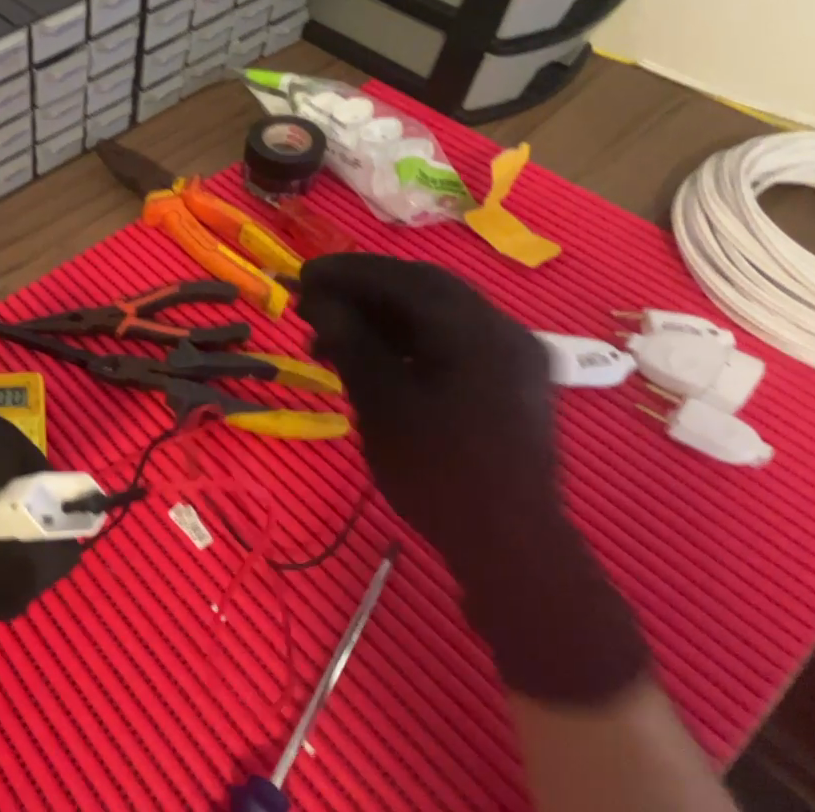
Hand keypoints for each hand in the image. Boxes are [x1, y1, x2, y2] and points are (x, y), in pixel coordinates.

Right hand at [298, 254, 647, 704]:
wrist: (510, 542)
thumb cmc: (437, 470)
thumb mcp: (382, 403)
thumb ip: (351, 342)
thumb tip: (321, 300)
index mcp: (473, 329)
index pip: (403, 279)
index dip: (348, 273)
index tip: (303, 275)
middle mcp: (501, 330)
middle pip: (424, 291)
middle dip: (365, 292)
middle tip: (315, 303)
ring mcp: (512, 357)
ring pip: (439, 317)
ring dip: (384, 319)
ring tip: (333, 342)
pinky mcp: (510, 383)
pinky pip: (455, 343)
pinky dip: (410, 341)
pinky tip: (376, 361)